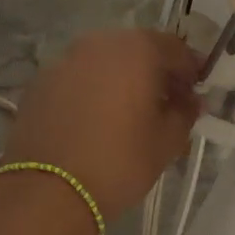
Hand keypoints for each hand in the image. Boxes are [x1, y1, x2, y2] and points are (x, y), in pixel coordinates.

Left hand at [0, 28, 201, 224]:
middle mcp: (99, 43)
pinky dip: (93, 89)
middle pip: (138, 48)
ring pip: (105, 61)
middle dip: (156, 72)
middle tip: (165, 104)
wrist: (46, 192)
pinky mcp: (40, 81)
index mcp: (136, 49)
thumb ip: (184, 113)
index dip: (190, 70)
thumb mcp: (166, 142)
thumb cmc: (118, 163)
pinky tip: (94, 120)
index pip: (175, 48)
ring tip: (129, 113)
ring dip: (123, 78)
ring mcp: (65, 59)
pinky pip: (78, 76)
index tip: (194, 94)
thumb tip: (190, 101)